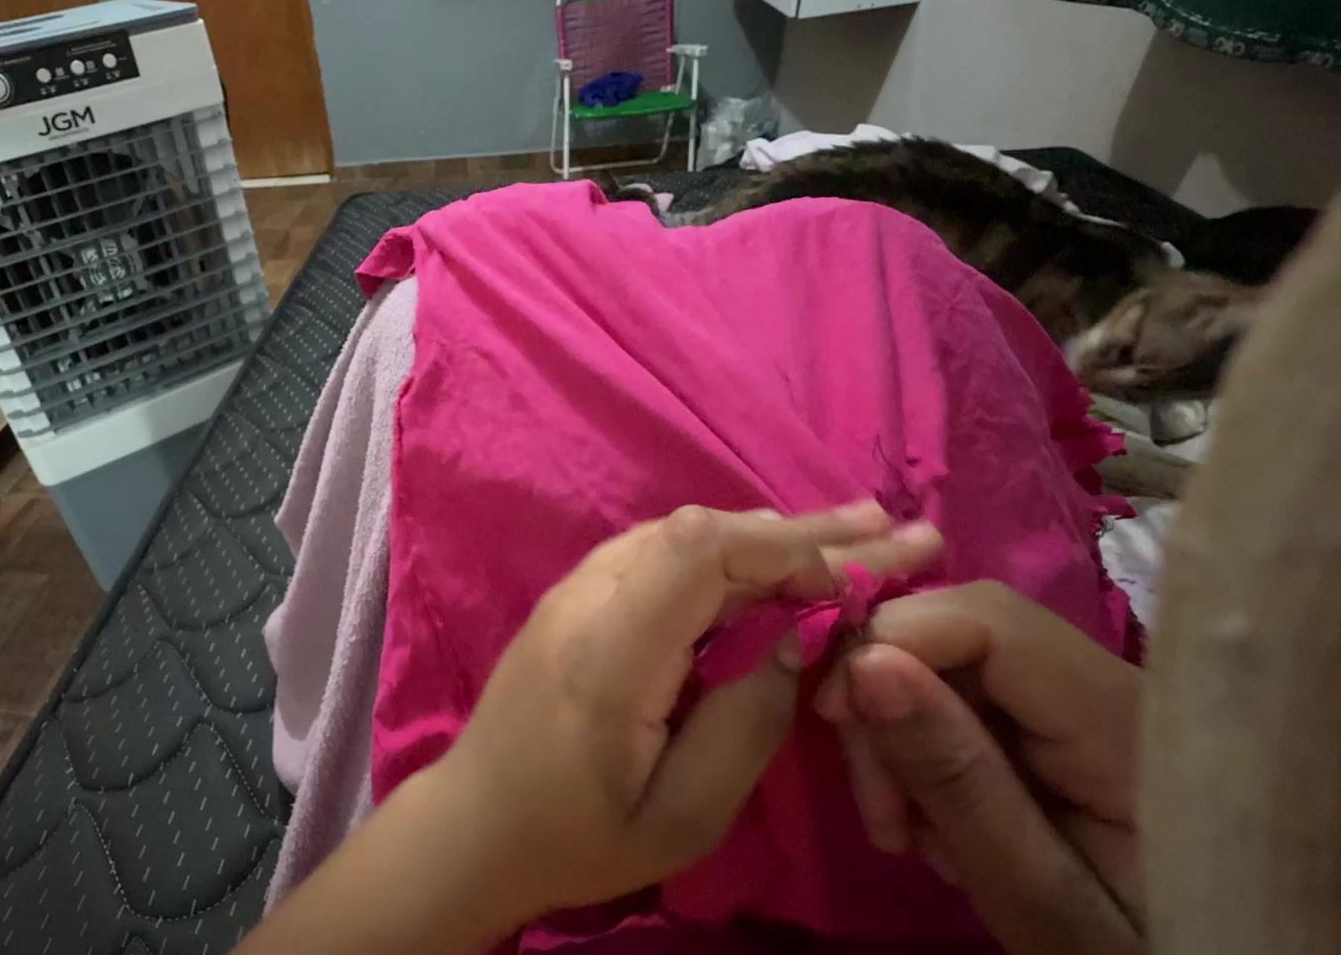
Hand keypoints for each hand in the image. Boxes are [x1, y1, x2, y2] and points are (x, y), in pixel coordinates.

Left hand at [422, 502, 944, 923]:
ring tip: (850, 536)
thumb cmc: (577, 837)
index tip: (856, 580)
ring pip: (675, 535)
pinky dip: (722, 553)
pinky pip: (655, 555)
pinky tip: (767, 559)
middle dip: (799, 533)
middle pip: (694, 533)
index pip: (696, 551)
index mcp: (608, 651)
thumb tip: (800, 637)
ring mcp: (571, 592)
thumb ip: (747, 720)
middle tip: (893, 531)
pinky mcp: (572, 600)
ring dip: (764, 535)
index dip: (784, 549)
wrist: (476, 821)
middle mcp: (585, 599)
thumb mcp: (683, 813)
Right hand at [817, 582, 1143, 954]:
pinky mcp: (1062, 716)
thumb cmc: (1127, 952)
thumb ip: (956, 781)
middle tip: (875, 802)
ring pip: (944, 658)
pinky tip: (924, 810)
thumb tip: (864, 662)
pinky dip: (916, 741)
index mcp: (1132, 726)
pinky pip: (958, 689)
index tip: (833, 715)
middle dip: (882, 696)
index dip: (890, 639)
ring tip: (899, 825)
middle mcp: (1117, 687)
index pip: (988, 620)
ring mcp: (1089, 698)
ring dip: (892, 728)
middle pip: (957, 631)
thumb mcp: (1039, 898)